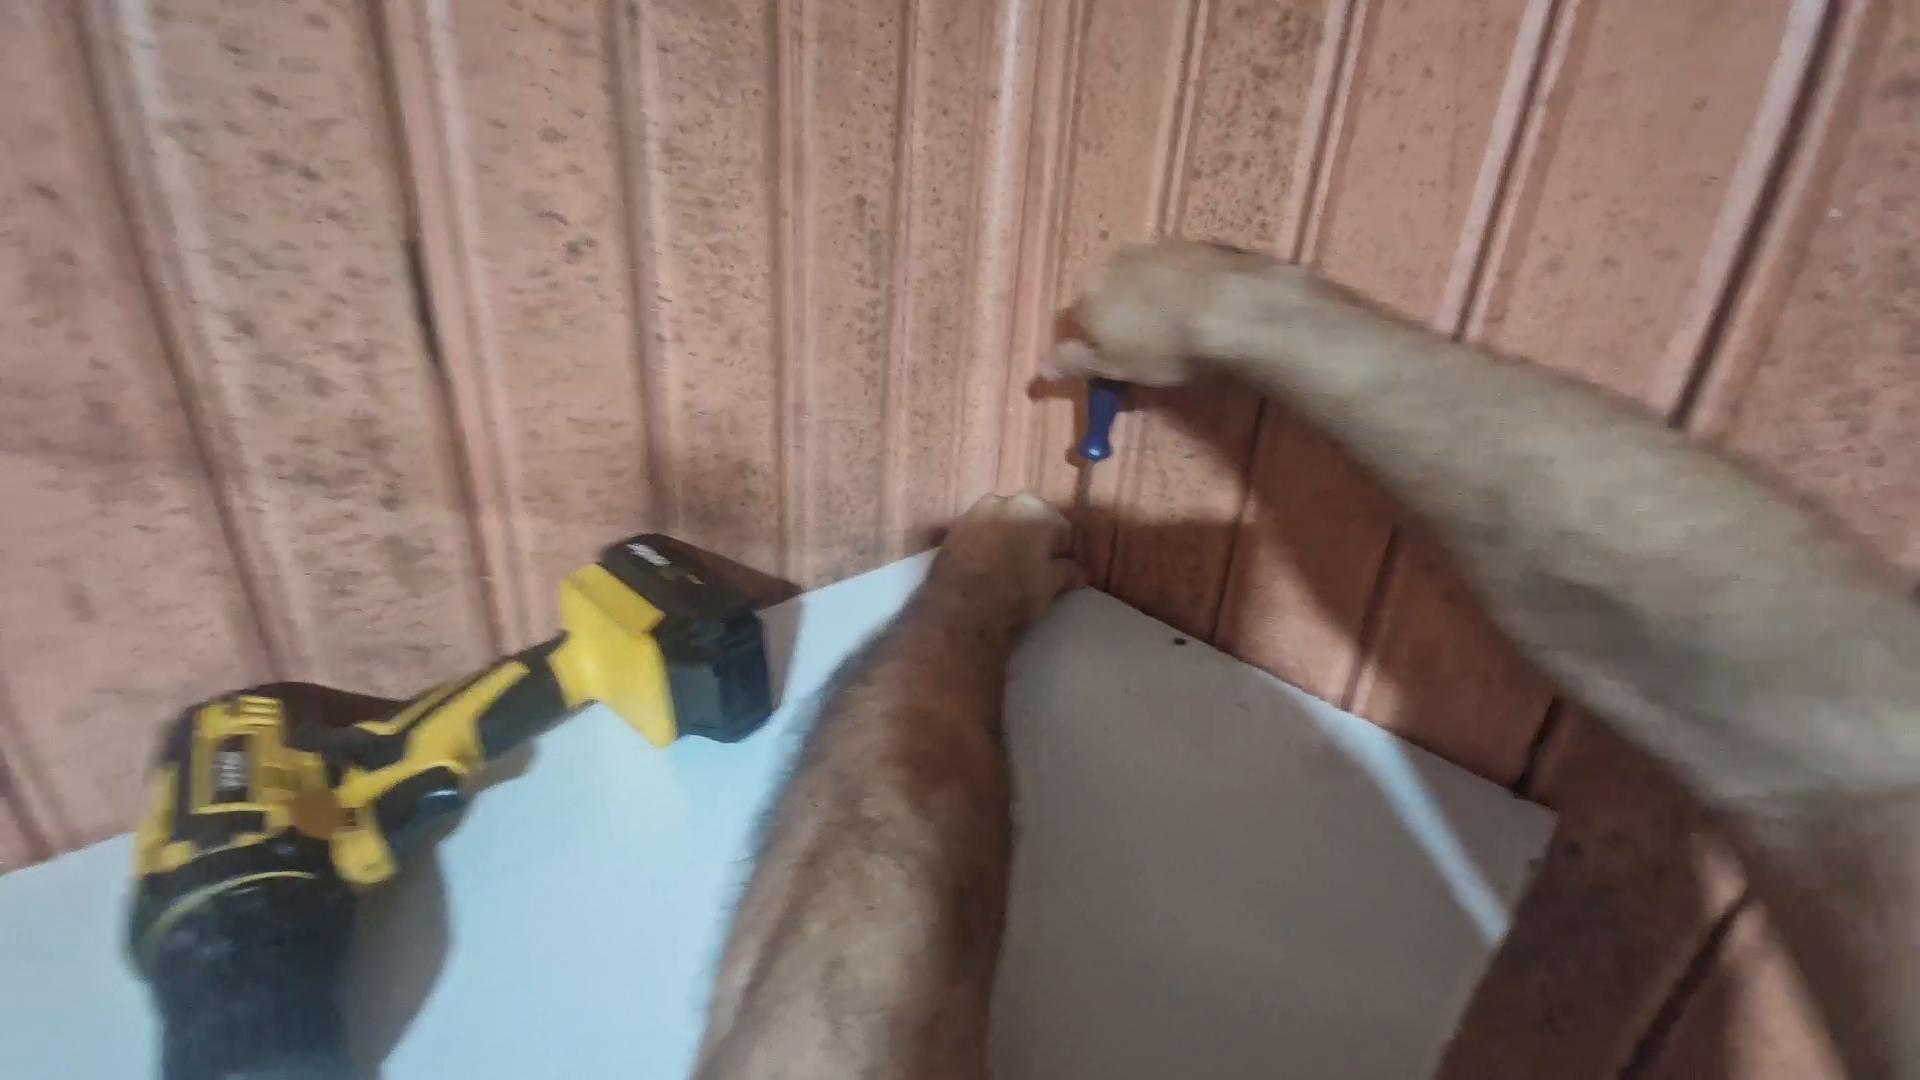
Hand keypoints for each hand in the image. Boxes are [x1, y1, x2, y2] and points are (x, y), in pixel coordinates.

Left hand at [927, 493, 1084, 632]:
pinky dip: (984, 544)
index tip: (1062, 568)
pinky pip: (978, 533)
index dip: (1064, 550)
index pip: (1062, 528)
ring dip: (1007, 537)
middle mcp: (1004, 500)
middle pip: (1029, 518)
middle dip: (1034, 538)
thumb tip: (1080, 572)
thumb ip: (1068, 572)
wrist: (962, 606)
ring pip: (1001, 522)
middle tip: (1035, 565)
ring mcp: (974, 512)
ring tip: (1007, 565)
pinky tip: (985, 566)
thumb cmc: (1017, 590)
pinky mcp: (952, 529)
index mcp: (1036, 508)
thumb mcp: (1051, 584)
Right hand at [1051, 238, 1324, 384]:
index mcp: (1088, 293)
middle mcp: (1113, 262)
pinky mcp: (1192, 244)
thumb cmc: (1163, 347)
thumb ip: (1076, 362)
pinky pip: (1174, 271)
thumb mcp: (1114, 367)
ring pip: (1140, 279)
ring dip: (1149, 300)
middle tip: (1147, 348)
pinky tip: (1197, 309)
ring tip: (1176, 328)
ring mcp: (1154, 248)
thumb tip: (1041, 366)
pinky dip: (1178, 288)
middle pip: (1109, 294)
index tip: (1115, 363)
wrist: (1230, 309)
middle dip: (1121, 317)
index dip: (1095, 344)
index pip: (1078, 320)